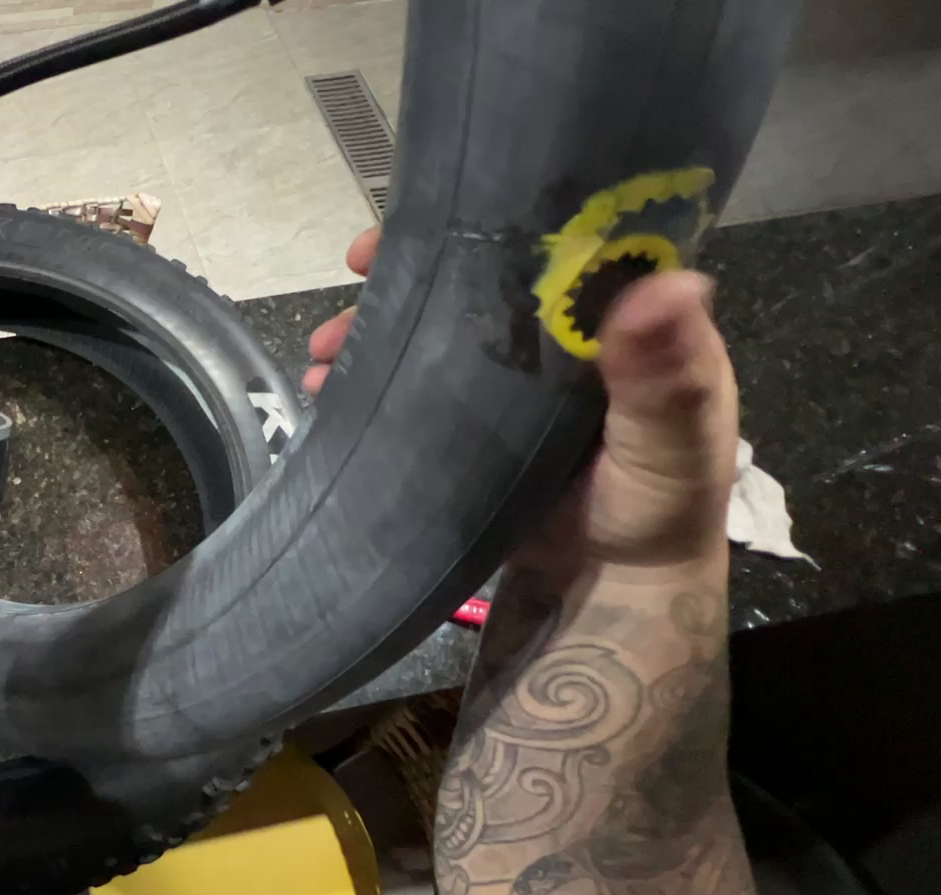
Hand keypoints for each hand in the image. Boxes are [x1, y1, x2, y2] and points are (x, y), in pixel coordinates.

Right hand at [306, 227, 736, 567]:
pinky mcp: (460, 424)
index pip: (547, 245)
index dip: (490, 222)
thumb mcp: (671, 440)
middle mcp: (547, 340)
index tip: (427, 218)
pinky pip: (408, 389)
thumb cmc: (655, 505)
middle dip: (403, 278)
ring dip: (369, 334)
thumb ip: (665, 375)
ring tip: (320, 354)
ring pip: (427, 336)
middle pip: (469, 286)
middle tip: (352, 271)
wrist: (602, 579)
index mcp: (609, 319)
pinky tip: (324, 392)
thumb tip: (665, 283)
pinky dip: (364, 385)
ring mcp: (498, 383)